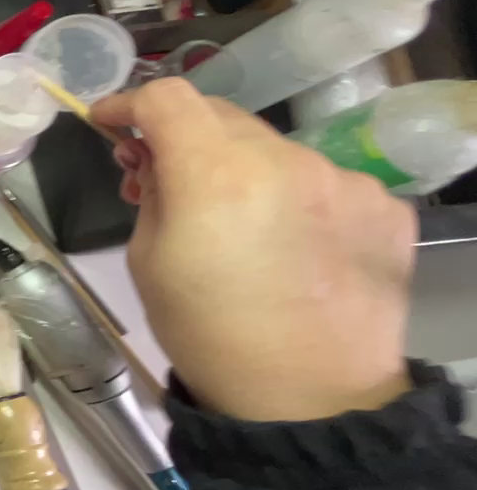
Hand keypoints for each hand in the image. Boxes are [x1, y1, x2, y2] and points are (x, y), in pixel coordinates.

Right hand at [94, 80, 416, 421]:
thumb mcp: (146, 256)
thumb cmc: (202, 327)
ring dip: (231, 167)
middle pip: (219, 116)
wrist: (304, 390)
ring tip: (219, 219)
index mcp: (216, 175)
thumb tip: (155, 162)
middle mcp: (287, 161)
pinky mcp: (382, 205)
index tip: (106, 122)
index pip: (168, 100)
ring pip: (269, 149)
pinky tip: (276, 240)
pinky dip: (283, 193)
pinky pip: (317, 179)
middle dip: (176, 137)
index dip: (127, 102)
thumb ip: (153, 194)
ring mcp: (345, 180)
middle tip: (150, 178)